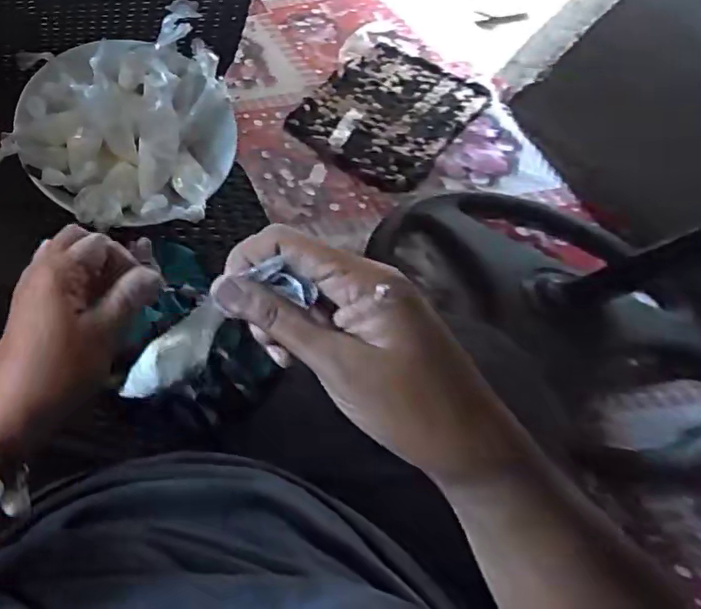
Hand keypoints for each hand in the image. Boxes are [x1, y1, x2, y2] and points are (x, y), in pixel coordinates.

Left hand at [0, 225, 163, 458]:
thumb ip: (129, 296)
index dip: (128, 260)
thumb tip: (153, 272)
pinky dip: (75, 281)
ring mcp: (31, 280)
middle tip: (129, 290)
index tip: (147, 292)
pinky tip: (90, 307)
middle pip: (78, 241)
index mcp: (58, 265)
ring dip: (91, 269)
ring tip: (114, 300)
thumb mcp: (104, 333)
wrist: (14, 400)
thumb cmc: (62, 367)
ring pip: (65, 256)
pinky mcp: (28, 299)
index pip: (100, 242)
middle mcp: (41, 264)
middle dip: (108, 258)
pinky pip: (54, 274)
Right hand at [210, 225, 535, 487]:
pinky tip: (294, 354)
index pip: (285, 241)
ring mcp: (370, 298)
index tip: (229, 297)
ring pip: (299, 284)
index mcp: (365, 280)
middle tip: (257, 335)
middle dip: (261, 291)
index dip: (247, 259)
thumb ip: (275, 317)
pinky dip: (297, 324)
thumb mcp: (333, 362)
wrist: (482, 459)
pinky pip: (318, 305)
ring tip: (277, 351)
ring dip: (276, 312)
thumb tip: (219, 286)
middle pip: (289, 261)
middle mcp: (366, 278)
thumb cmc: (410, 410)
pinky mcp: (370, 318)